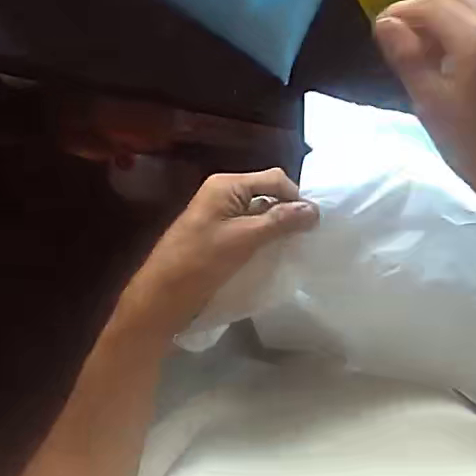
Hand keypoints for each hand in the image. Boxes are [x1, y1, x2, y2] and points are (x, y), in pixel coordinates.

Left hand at [120, 169, 318, 333]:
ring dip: (275, 228)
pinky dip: (262, 239)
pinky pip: (247, 229)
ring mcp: (217, 215)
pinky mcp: (216, 236)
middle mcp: (222, 193)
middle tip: (304, 239)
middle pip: (267, 194)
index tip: (312, 226)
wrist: (161, 296)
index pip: (274, 179)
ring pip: (258, 213)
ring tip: (291, 249)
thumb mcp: (244, 239)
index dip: (295, 198)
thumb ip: (280, 221)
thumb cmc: (200, 263)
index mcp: (226, 184)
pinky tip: (271, 256)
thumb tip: (314, 210)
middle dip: (286, 213)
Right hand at [374, 0, 475, 200]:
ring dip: (444, 17)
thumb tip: (385, 22)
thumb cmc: (468, 144)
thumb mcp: (428, 101)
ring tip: (425, 53)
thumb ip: (406, 56)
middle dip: (423, 11)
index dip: (401, 11)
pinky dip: (465, 26)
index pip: (432, 4)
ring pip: (473, 4)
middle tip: (402, 42)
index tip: (380, 31)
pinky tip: (452, 58)